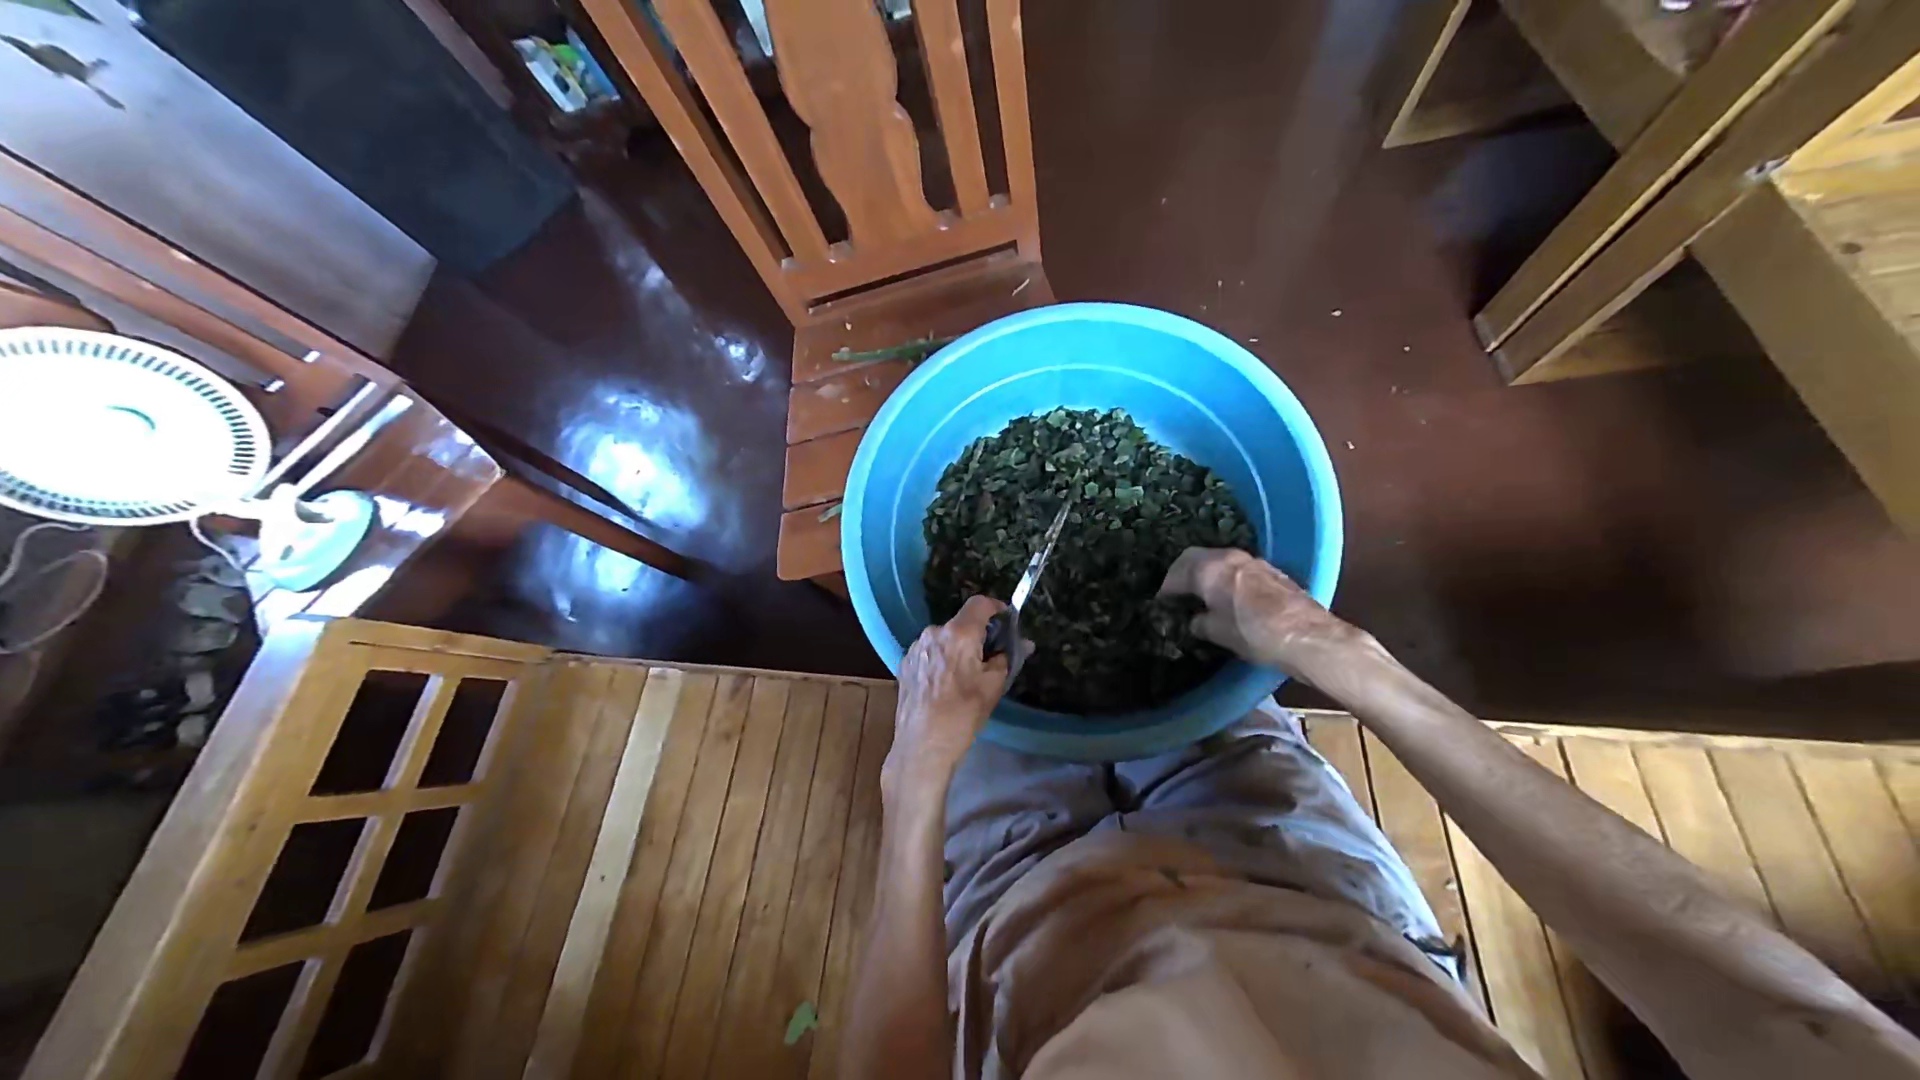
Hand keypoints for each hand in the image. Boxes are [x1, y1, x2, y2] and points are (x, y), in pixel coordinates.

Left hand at [885, 595, 1013, 800]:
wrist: (922, 745)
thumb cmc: (963, 714)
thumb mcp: (994, 686)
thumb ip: (1007, 658)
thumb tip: (1022, 643)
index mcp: (958, 633)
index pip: (979, 603)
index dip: (996, 607)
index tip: (1006, 620)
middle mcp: (933, 632)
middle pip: (961, 623)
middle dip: (977, 636)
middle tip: (989, 658)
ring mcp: (915, 648)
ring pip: (943, 639)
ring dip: (957, 648)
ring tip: (965, 677)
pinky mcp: (904, 664)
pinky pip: (929, 653)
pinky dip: (941, 660)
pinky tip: (945, 685)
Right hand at [1158, 548, 1373, 682]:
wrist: (1308, 637)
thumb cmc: (1253, 634)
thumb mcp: (1217, 633)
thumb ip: (1198, 622)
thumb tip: (1194, 620)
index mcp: (1208, 569)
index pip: (1176, 573)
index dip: (1166, 590)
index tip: (1161, 603)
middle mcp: (1228, 557)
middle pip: (1195, 557)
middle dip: (1182, 573)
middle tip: (1177, 593)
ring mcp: (1252, 561)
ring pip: (1217, 560)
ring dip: (1205, 573)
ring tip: (1200, 594)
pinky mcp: (1270, 570)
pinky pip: (1235, 568)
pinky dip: (1224, 577)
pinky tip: (1226, 595)